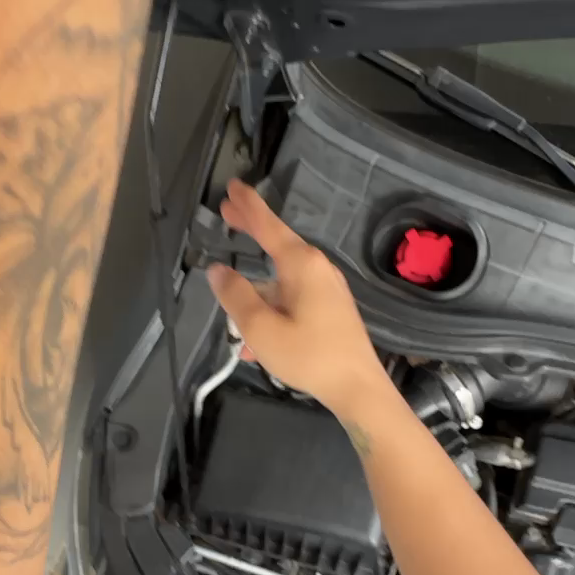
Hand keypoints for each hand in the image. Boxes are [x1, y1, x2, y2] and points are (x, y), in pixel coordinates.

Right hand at [205, 180, 391, 417]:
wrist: (357, 387)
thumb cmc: (309, 356)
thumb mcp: (261, 329)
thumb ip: (236, 296)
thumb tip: (217, 270)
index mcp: (301, 265)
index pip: (268, 225)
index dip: (248, 206)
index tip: (232, 187)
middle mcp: (317, 269)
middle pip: (277, 245)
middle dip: (251, 232)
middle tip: (228, 214)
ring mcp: (327, 290)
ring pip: (281, 284)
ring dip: (257, 299)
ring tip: (237, 328)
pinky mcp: (331, 310)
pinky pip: (293, 303)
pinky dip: (273, 314)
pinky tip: (258, 347)